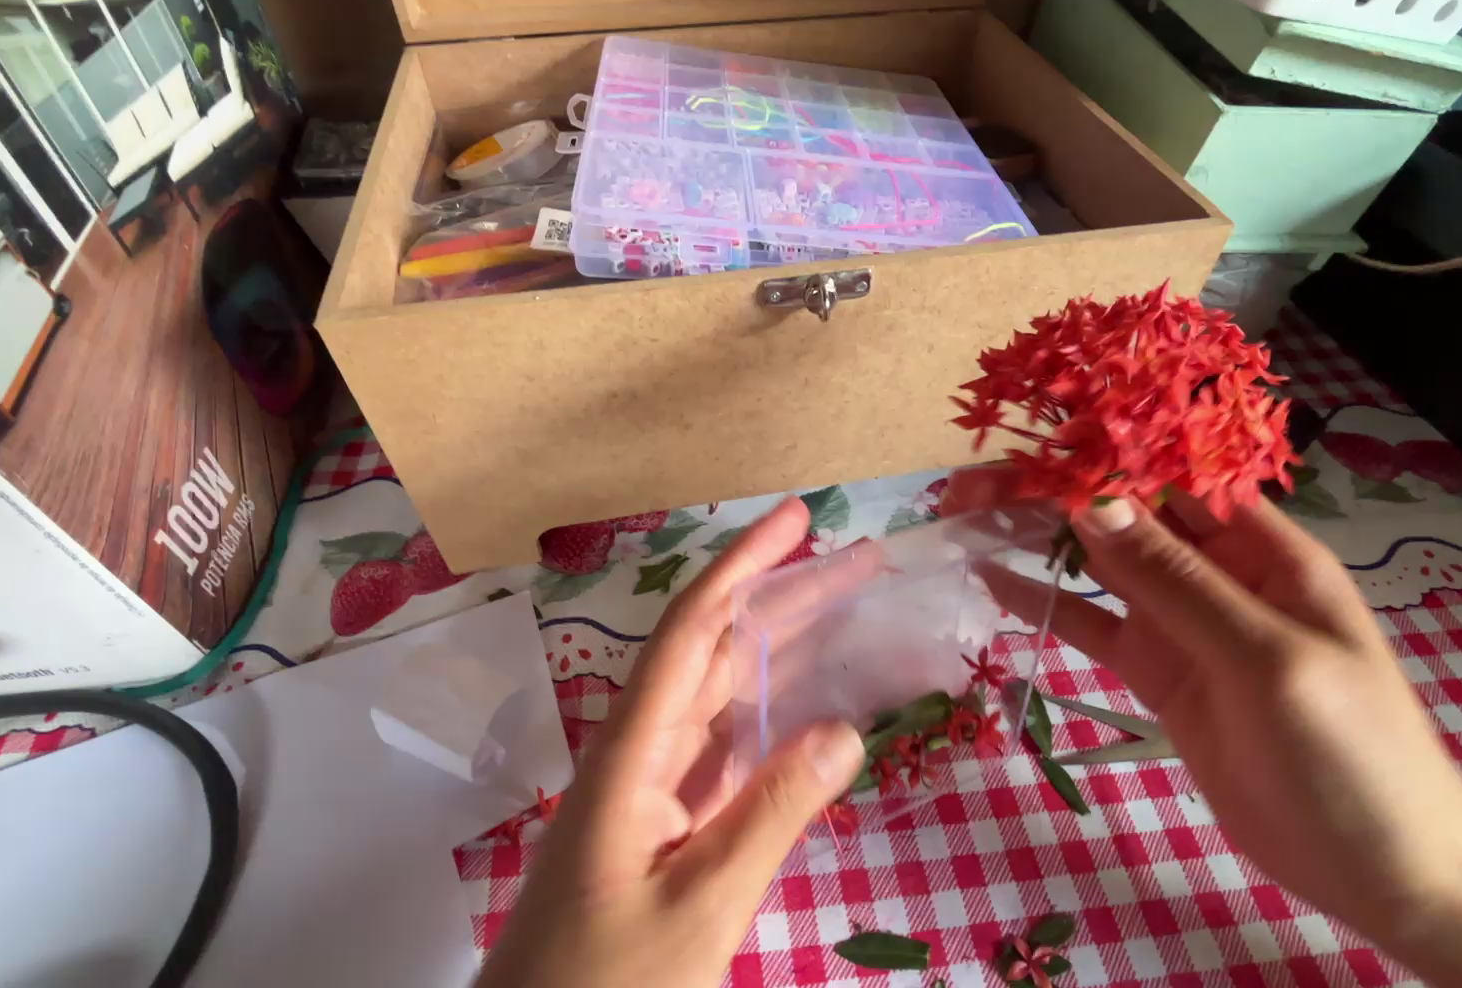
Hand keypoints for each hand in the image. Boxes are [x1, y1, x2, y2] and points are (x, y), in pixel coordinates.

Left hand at [475, 497, 864, 987]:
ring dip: (781, 646)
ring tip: (844, 607)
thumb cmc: (608, 982)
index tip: (796, 519)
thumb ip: (770, 815)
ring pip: (724, 691)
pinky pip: (727, 744)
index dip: (743, 565)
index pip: (692, 630)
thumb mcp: (700, 907)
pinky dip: (771, 713)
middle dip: (782, 595)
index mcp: (633, 750)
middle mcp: (642, 747)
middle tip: (853, 559)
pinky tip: (811, 699)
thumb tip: (844, 729)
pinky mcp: (668, 816)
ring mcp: (654, 782)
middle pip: (717, 648)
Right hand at [946, 467, 1461, 987]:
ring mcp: (1179, 624)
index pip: (1169, 481)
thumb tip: (1092, 503)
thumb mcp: (1266, 659)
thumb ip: (1176, 582)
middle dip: (1047, 496)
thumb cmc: (1353, 756)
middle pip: (1120, 518)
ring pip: (1096, 565)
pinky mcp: (1154, 670)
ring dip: (1035, 540)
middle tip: (968, 488)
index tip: (1024, 446)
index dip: (1100, 457)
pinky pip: (1091, 625)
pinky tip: (993, 580)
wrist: (1382, 875)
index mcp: (1261, 550)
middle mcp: (1215, 573)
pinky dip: (1044, 601)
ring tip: (966, 519)